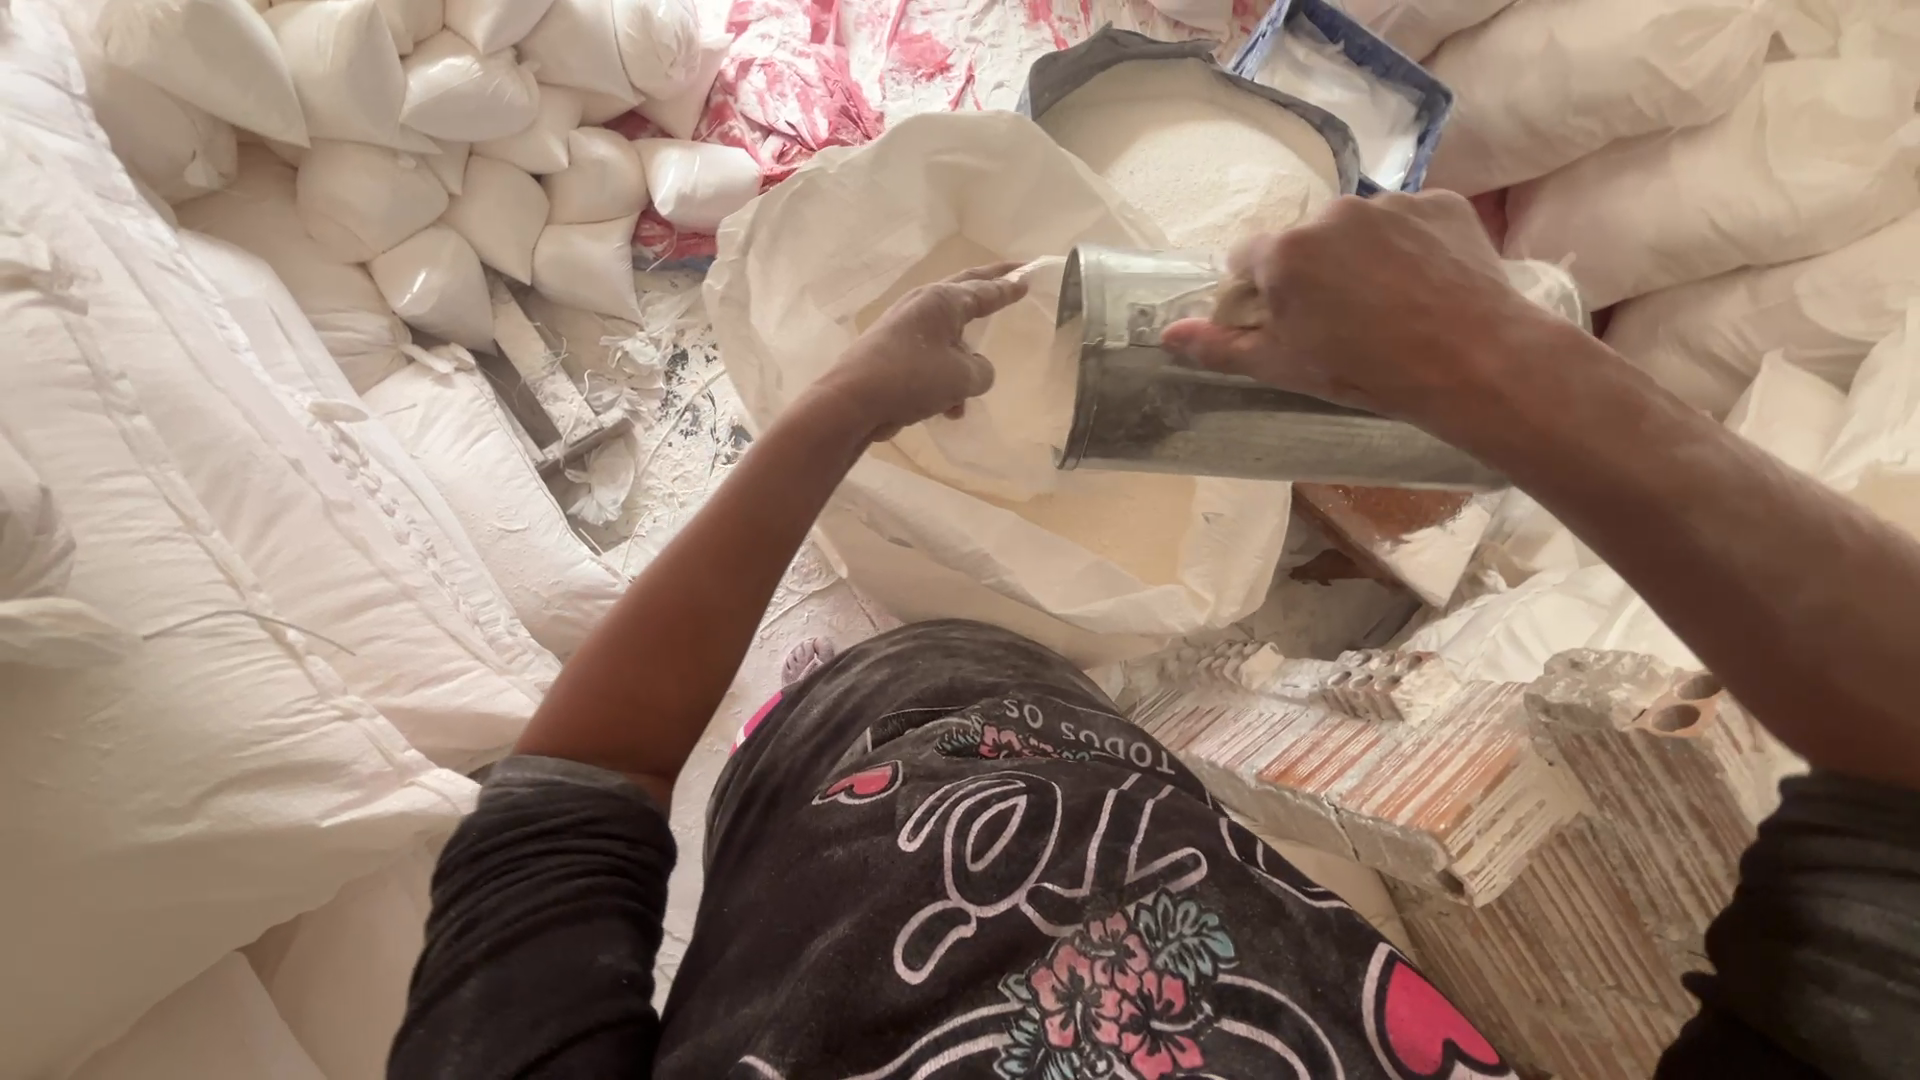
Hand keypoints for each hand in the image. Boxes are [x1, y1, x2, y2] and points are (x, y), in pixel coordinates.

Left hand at [813, 263, 1029, 442]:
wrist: (853, 401)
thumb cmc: (912, 379)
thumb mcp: (962, 377)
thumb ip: (982, 371)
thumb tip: (976, 370)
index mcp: (941, 301)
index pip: (984, 290)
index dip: (1008, 287)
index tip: (1027, 278)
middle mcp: (921, 307)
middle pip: (964, 295)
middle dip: (989, 291)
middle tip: (1012, 281)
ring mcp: (904, 330)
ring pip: (948, 340)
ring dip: (963, 365)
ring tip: (970, 392)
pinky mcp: (892, 355)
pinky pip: (931, 364)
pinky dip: (943, 383)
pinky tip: (948, 411)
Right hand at [1160, 192, 1554, 427]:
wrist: (1469, 359)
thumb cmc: (1360, 369)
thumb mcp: (1278, 366)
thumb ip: (1217, 346)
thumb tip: (1167, 334)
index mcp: (1286, 252)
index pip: (1247, 257)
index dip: (1256, 290)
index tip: (1278, 319)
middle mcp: (1333, 213)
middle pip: (1303, 241)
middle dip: (1310, 271)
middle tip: (1336, 318)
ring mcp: (1392, 203)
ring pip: (1356, 229)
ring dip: (1357, 256)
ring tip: (1385, 302)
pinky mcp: (1443, 203)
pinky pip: (1407, 221)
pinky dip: (1406, 246)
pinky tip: (1421, 284)